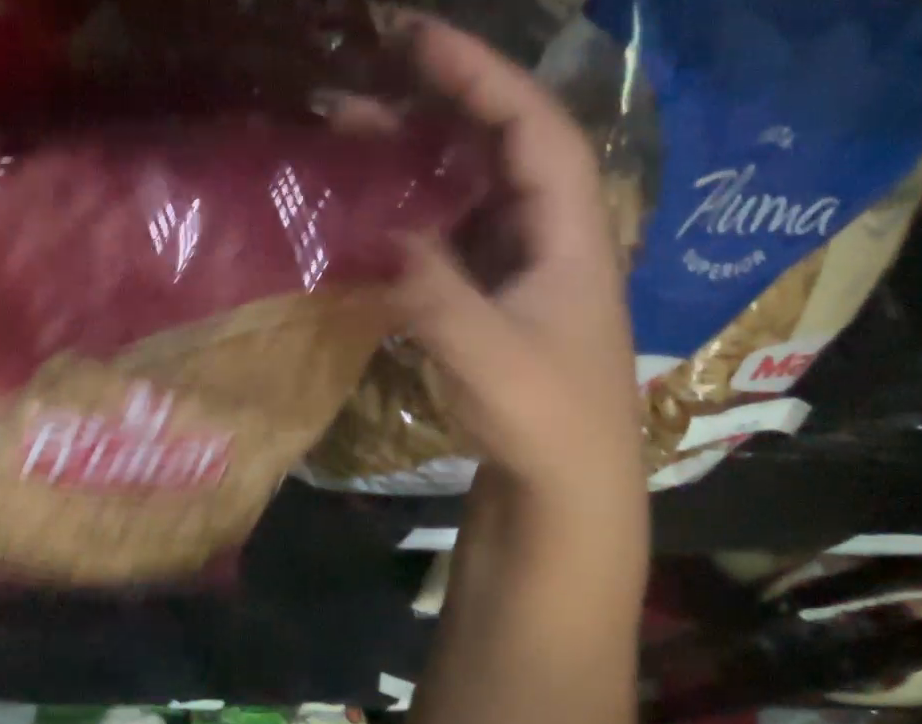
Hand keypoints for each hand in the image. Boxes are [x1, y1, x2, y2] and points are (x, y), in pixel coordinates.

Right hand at [392, 17, 643, 500]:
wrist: (563, 482)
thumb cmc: (543, 415)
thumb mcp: (487, 352)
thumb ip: (434, 290)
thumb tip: (376, 229)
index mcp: (570, 232)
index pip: (532, 128)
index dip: (480, 77)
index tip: (417, 41)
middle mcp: (547, 237)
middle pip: (495, 153)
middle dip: (434, 116)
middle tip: (360, 95)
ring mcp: (516, 272)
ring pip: (467, 199)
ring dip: (414, 170)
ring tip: (352, 149)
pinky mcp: (488, 305)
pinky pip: (447, 244)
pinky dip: (408, 225)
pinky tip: (367, 225)